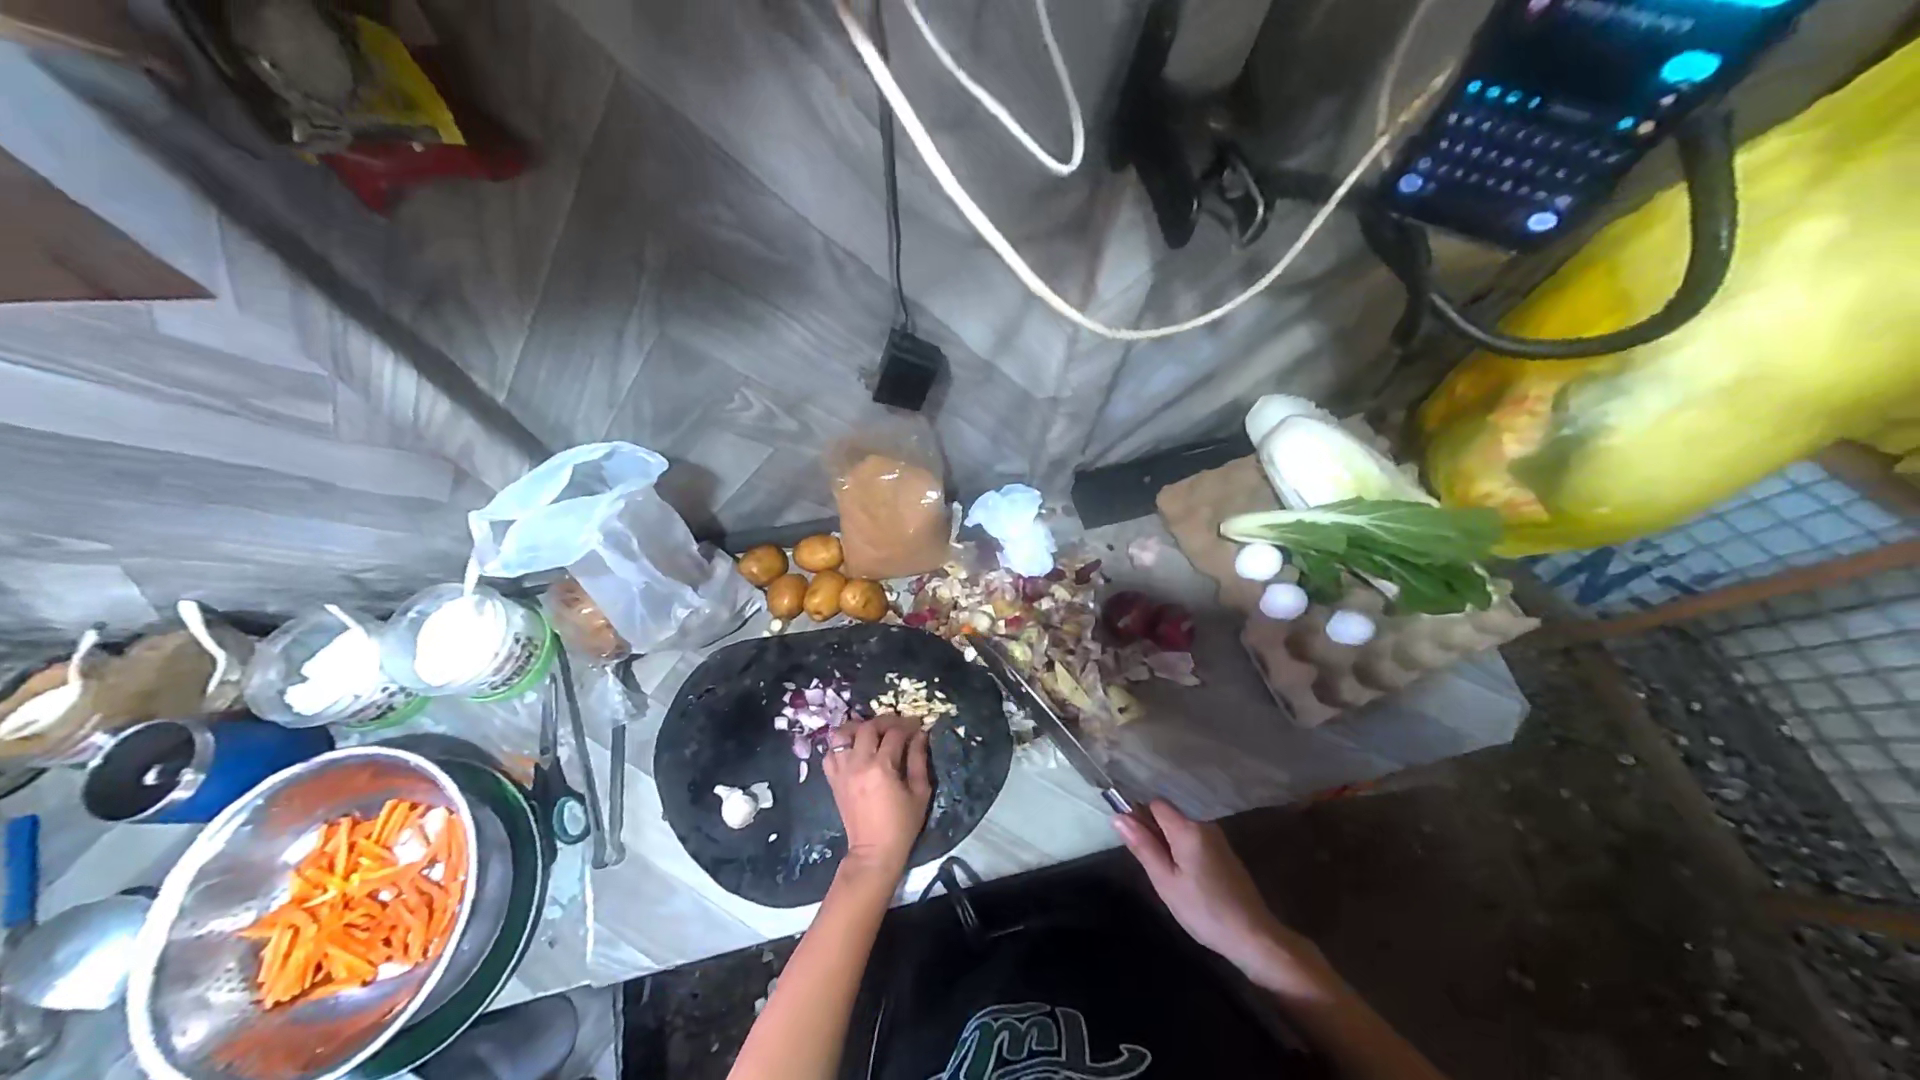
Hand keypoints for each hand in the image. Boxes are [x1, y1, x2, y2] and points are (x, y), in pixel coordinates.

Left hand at [824, 713, 930, 876]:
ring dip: (858, 727)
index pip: (894, 733)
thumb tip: (920, 735)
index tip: (918, 725)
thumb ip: (919, 759)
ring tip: (872, 732)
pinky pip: (830, 752)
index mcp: (882, 767)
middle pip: (867, 727)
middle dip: (885, 721)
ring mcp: (841, 771)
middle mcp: (858, 764)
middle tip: (898, 726)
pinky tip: (854, 747)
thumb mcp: (920, 792)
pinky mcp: (833, 780)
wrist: (874, 851)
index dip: (908, 725)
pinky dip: (841, 744)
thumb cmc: (902, 824)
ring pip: (843, 734)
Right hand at [1115, 800, 1341, 1001]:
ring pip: (1180, 827)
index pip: (1155, 803)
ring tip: (1164, 873)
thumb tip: (1118, 817)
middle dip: (1152, 830)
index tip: (1132, 840)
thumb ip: (1142, 846)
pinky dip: (1182, 849)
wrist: (1254, 936)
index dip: (1139, 814)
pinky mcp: (1223, 852)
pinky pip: (1193, 838)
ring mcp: (1216, 838)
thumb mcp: (1165, 881)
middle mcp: (1204, 824)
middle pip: (1169, 813)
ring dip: (1167, 842)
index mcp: (1188, 828)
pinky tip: (1183, 876)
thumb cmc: (1204, 910)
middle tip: (1148, 863)